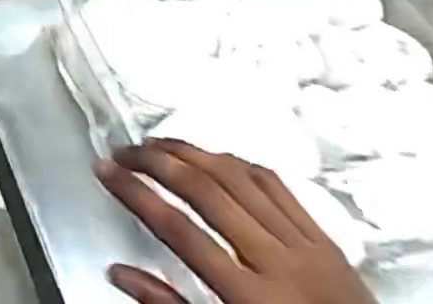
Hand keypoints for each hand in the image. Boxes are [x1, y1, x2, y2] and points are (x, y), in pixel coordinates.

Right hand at [96, 139, 375, 303]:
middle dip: (154, 161)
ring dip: (189, 152)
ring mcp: (311, 250)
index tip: (101, 168)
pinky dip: (235, 163)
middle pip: (205, 192)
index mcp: (253, 299)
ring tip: (154, 144)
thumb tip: (116, 272)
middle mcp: (282, 266)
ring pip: (239, 178)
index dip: (133, 192)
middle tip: (121, 151)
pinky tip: (208, 158)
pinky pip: (277, 187)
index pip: (178, 229)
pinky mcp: (330, 243)